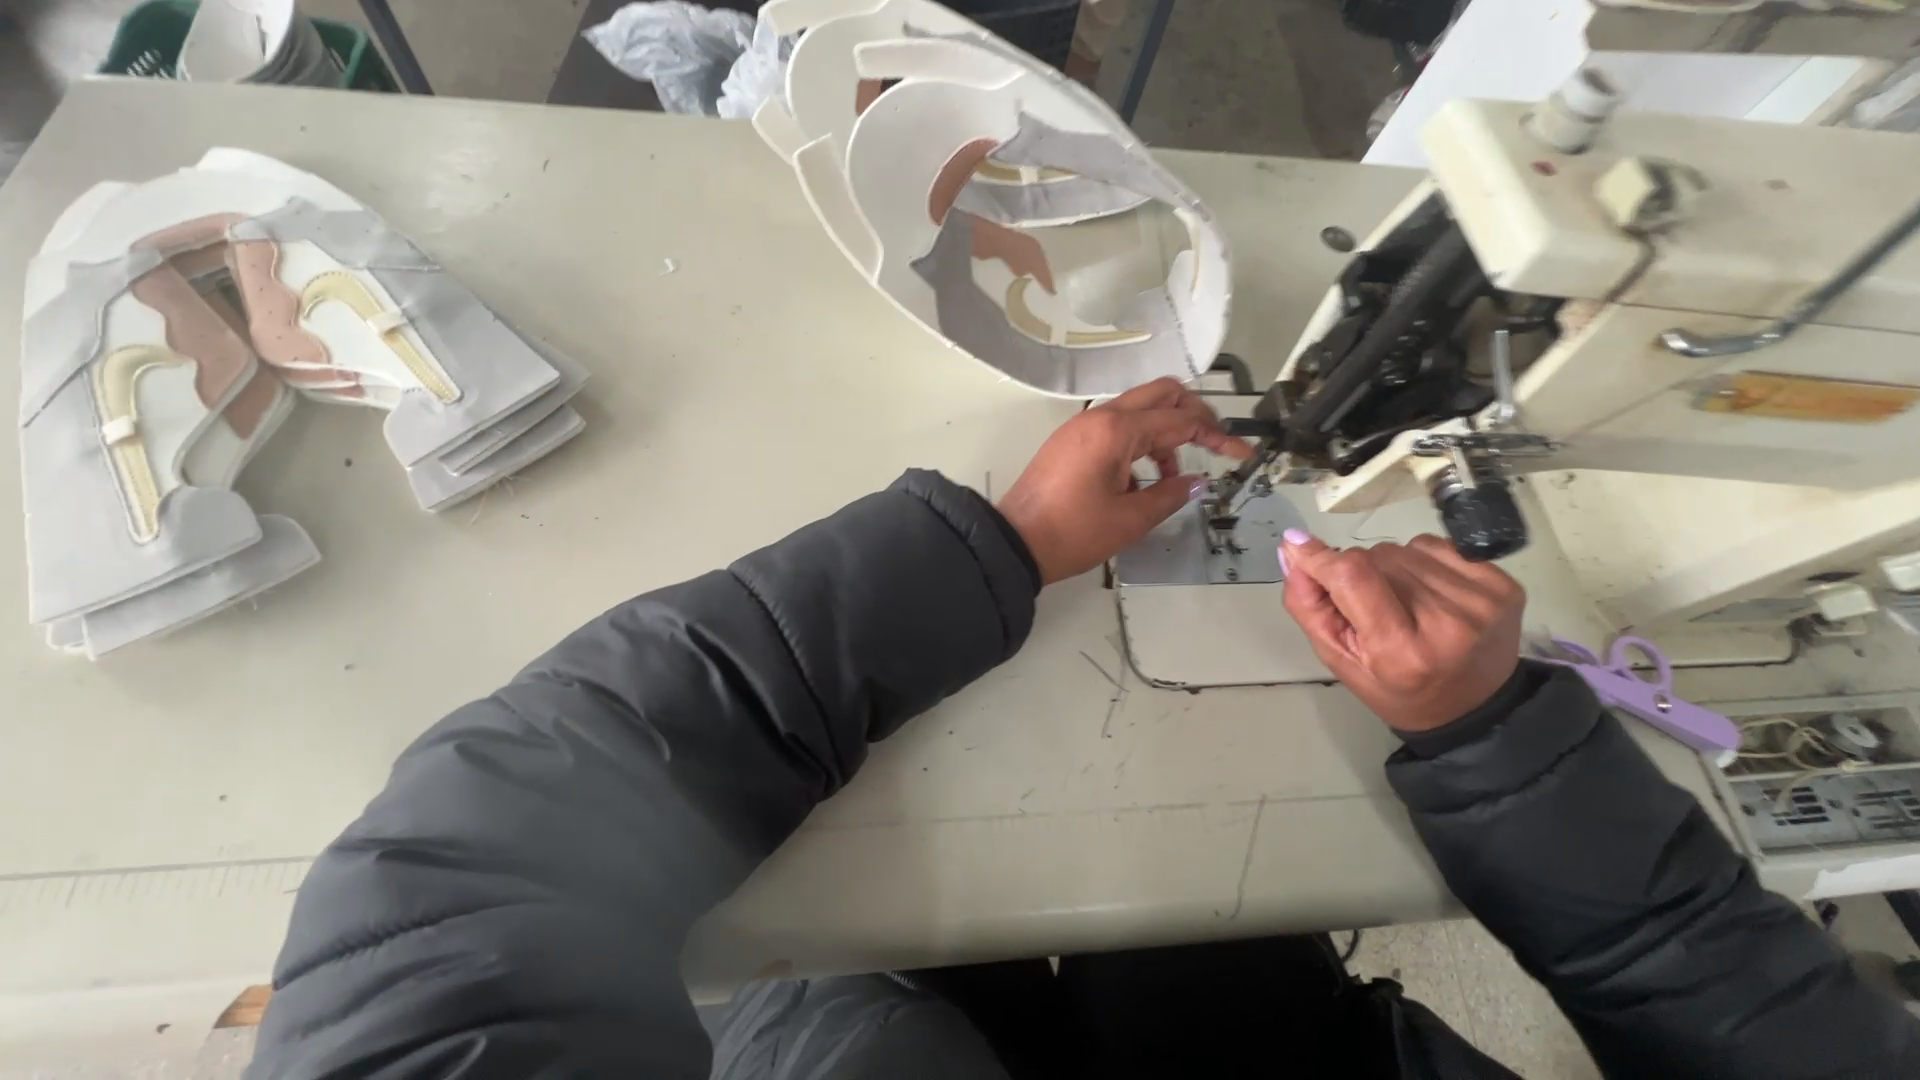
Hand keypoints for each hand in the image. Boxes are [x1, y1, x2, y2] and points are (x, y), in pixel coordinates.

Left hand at [998, 377, 1251, 585]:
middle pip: (1161, 394)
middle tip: (1214, 443)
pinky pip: (1115, 427)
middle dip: (1194, 415)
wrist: (1015, 543)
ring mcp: (1081, 426)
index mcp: (1116, 431)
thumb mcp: (1130, 520)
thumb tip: (1196, 482)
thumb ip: (1170, 495)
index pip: (1181, 421)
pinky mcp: (1070, 441)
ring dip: (1164, 432)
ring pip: (1137, 410)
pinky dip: (1138, 443)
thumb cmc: (1072, 534)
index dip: (1218, 436)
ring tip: (1170, 477)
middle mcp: (1099, 417)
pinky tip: (1140, 479)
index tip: (1241, 453)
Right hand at [1281, 531, 1524, 732]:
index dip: (1319, 557)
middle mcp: (1447, 619)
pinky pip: (1434, 546)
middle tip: (1366, 605)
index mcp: (1402, 650)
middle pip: (1375, 559)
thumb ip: (1308, 606)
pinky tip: (1425, 591)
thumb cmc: (1396, 689)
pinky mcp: (1501, 582)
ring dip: (1388, 567)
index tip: (1295, 544)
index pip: (1352, 577)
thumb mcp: (1339, 660)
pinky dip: (1418, 561)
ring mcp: (1479, 598)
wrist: (1476, 707)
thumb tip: (1292, 548)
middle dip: (1358, 572)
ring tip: (1400, 601)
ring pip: (1402, 549)